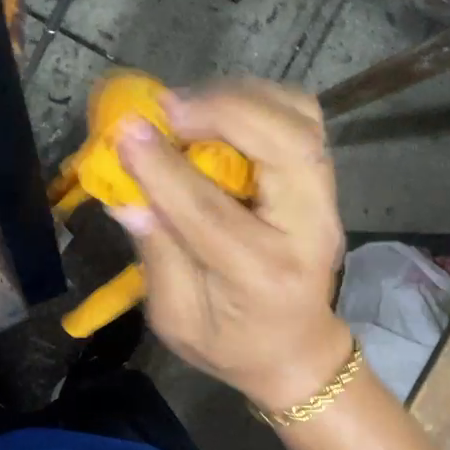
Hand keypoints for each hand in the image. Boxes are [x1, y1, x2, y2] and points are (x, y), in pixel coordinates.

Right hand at [110, 79, 352, 412]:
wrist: (295, 351)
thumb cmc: (230, 344)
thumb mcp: (177, 321)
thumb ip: (157, 258)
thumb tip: (127, 198)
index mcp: (261, 276)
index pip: (210, 210)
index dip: (163, 167)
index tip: (124, 131)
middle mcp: (306, 230)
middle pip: (285, 145)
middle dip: (223, 110)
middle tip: (167, 106)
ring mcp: (325, 201)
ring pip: (301, 120)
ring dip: (241, 98)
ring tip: (188, 106)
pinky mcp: (323, 183)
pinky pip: (301, 120)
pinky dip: (259, 102)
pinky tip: (217, 112)